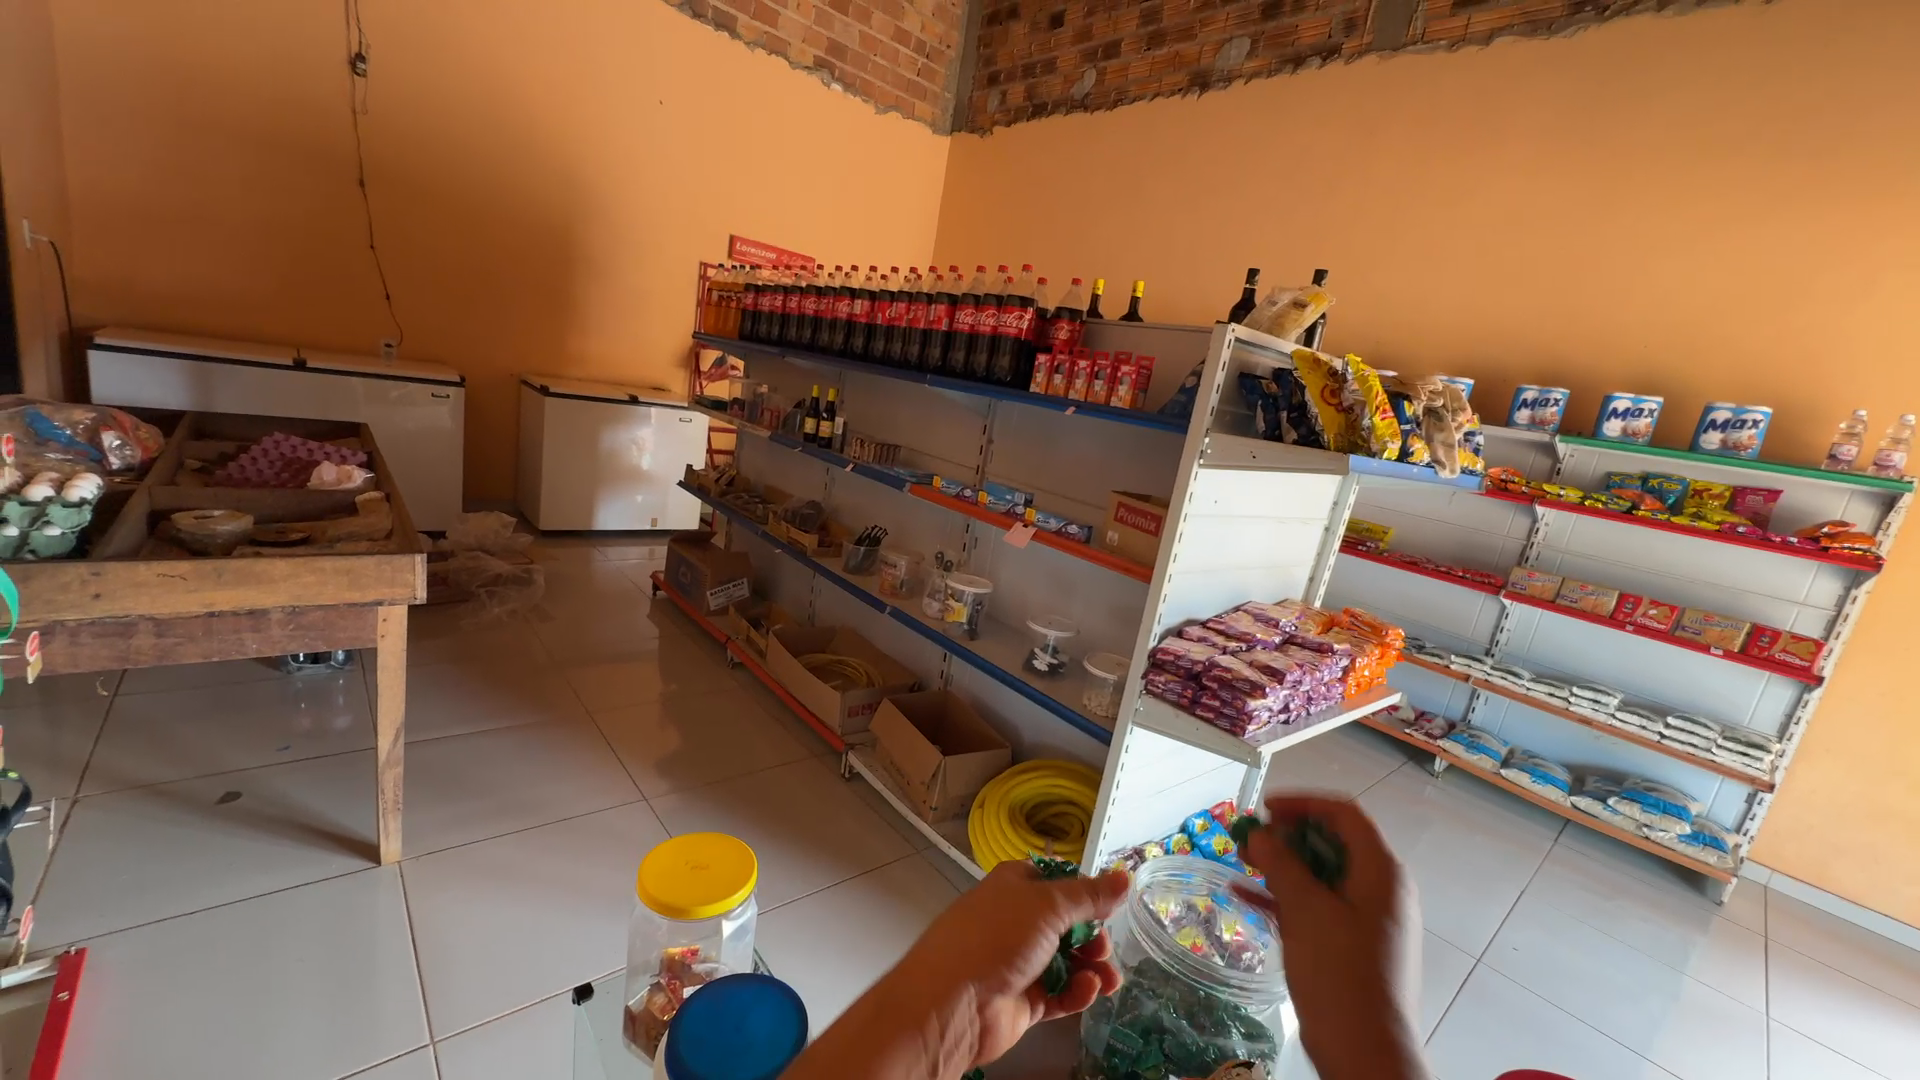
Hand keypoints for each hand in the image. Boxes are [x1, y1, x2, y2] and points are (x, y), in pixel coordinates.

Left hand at [895, 860, 1128, 1069]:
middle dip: (1092, 936)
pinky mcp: (1025, 999)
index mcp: (1015, 885)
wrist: (953, 1003)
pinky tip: (1088, 991)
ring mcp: (1020, 961)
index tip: (1110, 904)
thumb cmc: (996, 937)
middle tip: (1104, 948)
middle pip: (1067, 923)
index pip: (1057, 880)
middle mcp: (1017, 919)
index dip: (1085, 892)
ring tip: (1107, 979)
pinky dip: (1077, 992)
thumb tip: (1125, 877)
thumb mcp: (1047, 906)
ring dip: (1092, 967)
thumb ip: (1089, 896)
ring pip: (1068, 960)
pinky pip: (1060, 993)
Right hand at [1234, 795, 1427, 1079]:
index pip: (1344, 814)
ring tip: (1243, 862)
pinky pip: (1317, 905)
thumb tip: (1258, 833)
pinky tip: (1245, 896)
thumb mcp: (1304, 908)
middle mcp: (1381, 889)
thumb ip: (1279, 862)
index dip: (1303, 804)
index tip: (1264, 808)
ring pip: (1321, 874)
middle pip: (1332, 842)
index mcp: (1381, 872)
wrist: (1364, 1053)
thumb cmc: (1339, 972)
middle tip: (1248, 839)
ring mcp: (1368, 918)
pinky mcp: (1352, 944)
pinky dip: (1285, 895)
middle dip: (1286, 836)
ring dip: (1282, 864)